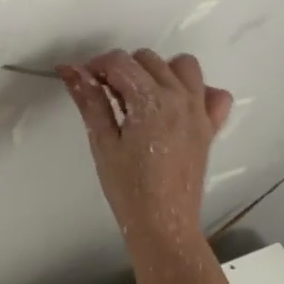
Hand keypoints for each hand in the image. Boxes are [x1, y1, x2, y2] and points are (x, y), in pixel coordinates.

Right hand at [58, 50, 232, 244]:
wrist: (163, 223)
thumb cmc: (127, 187)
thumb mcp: (102, 142)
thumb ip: (90, 101)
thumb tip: (71, 70)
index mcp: (150, 101)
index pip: (120, 62)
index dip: (96, 66)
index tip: (84, 83)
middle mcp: (180, 98)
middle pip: (148, 59)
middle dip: (122, 69)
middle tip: (104, 96)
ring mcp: (200, 111)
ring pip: (183, 67)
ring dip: (158, 72)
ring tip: (138, 98)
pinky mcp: (210, 126)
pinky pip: (212, 94)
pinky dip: (195, 92)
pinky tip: (174, 109)